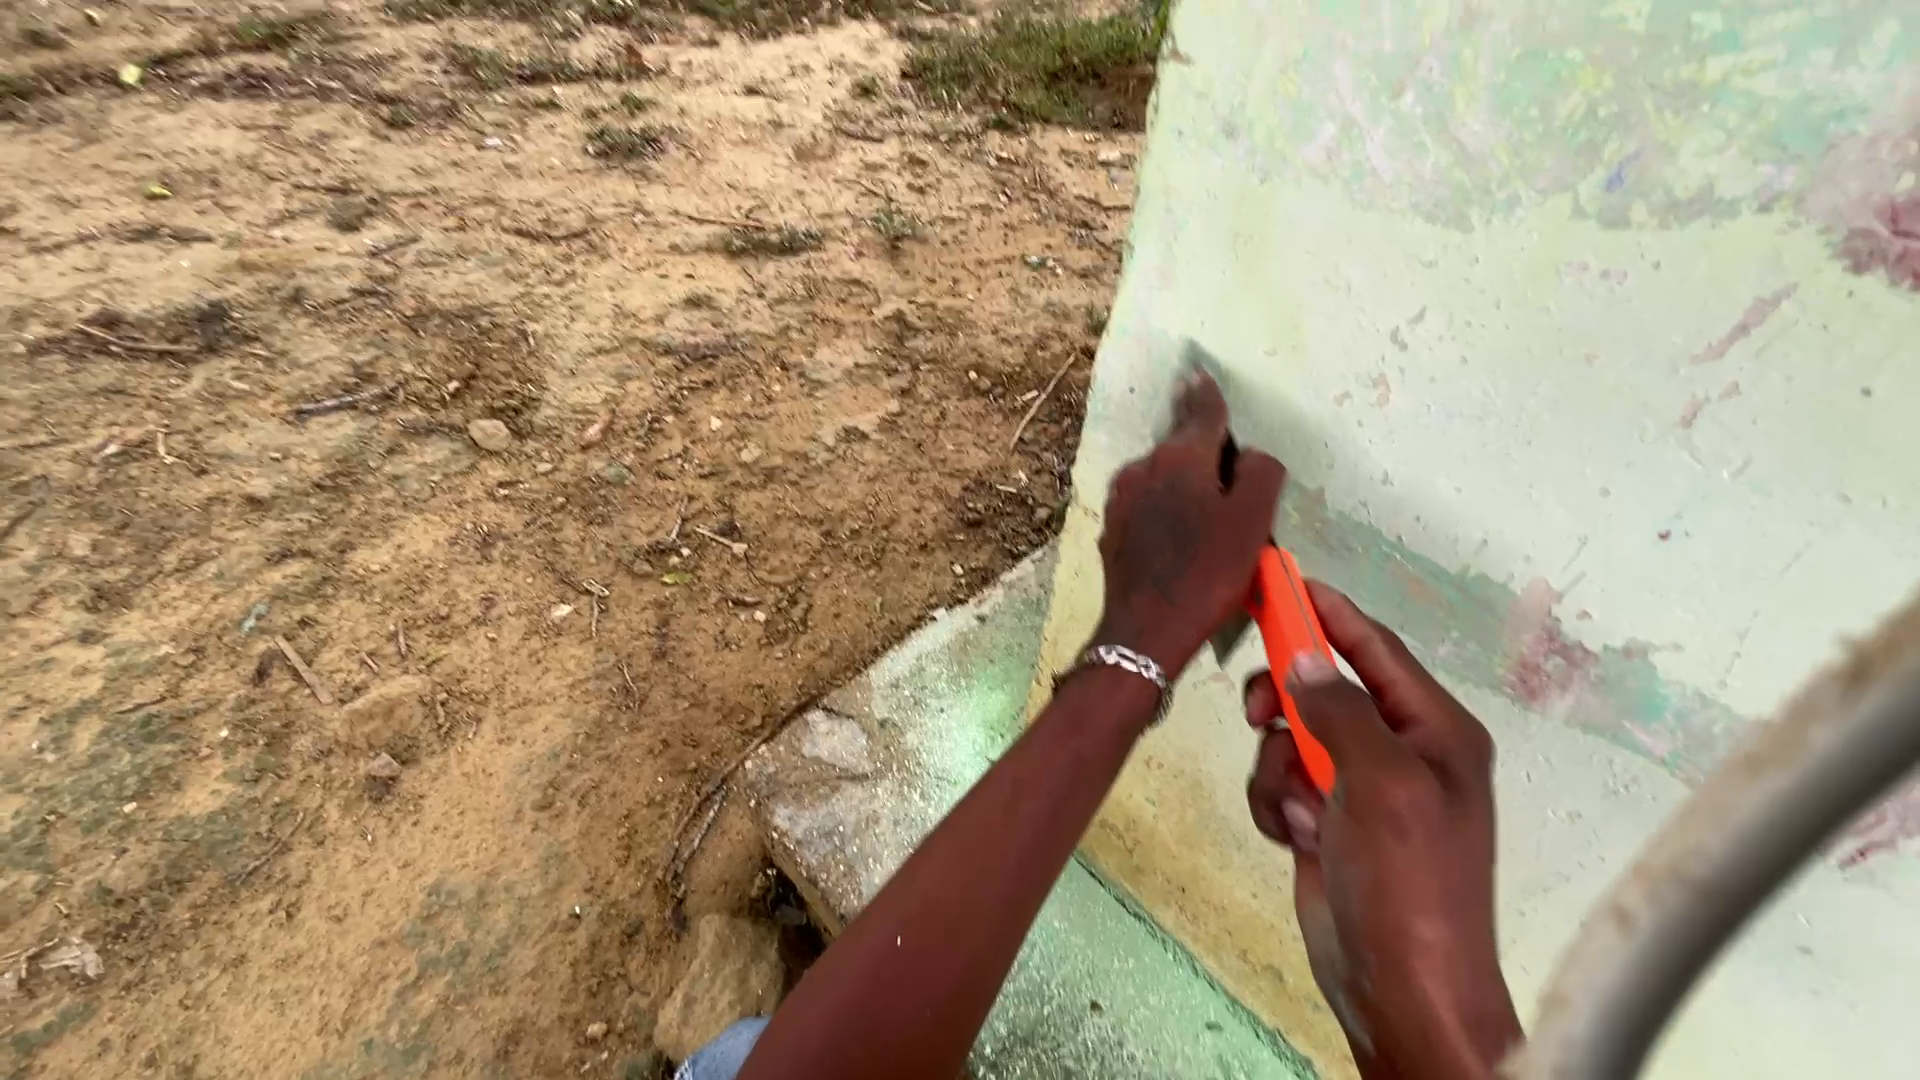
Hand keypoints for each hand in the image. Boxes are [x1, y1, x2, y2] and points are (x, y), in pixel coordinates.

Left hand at [1094, 373, 1284, 673]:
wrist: (1146, 629)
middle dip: (1202, 450)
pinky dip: (1163, 507)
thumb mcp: (1252, 522)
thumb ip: (1259, 473)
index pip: (1200, 412)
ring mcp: (1119, 498)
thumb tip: (1249, 454)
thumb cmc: (1208, 573)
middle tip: (1225, 474)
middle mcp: (1141, 468)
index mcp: (1179, 458)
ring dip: (1181, 481)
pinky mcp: (1110, 528)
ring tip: (1205, 516)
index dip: (1207, 394)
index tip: (1200, 375)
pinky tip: (1176, 535)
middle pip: (1180, 445)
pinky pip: (1144, 503)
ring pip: (1159, 475)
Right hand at [1245, 582, 1519, 1079]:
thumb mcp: (1380, 782)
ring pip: (1287, 736)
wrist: (1397, 989)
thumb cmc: (1407, 879)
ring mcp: (1355, 785)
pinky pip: (1276, 780)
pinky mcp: (1322, 817)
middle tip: (1256, 711)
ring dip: (1277, 768)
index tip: (1279, 580)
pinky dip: (1273, 801)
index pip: (1374, 648)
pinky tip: (1292, 835)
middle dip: (1284, 703)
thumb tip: (1303, 662)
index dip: (1327, 612)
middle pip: (1320, 689)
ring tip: (1296, 811)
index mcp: (1433, 730)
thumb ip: (1340, 710)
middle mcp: (1396, 749)